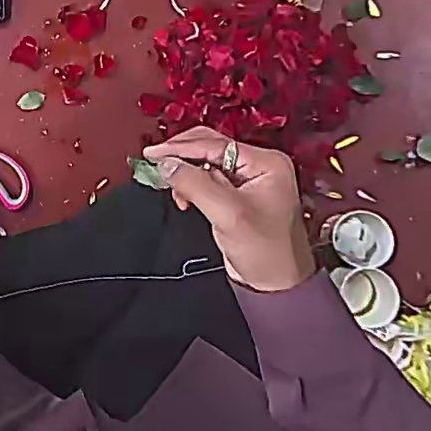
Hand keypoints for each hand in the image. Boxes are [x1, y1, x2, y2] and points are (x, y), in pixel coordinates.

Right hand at [143, 127, 313, 292]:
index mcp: (266, 162)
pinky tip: (183, 197)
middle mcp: (258, 165)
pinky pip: (207, 179)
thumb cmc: (266, 252)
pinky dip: (190, 185)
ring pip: (205, 163)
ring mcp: (247, 179)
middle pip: (210, 148)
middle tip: (153, 162)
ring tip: (170, 186)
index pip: (216, 144)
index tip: (153, 154)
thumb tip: (166, 164)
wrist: (277, 285)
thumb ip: (196, 185)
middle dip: (181, 156)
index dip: (182, 147)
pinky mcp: (236, 194)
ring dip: (185, 173)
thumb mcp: (228, 215)